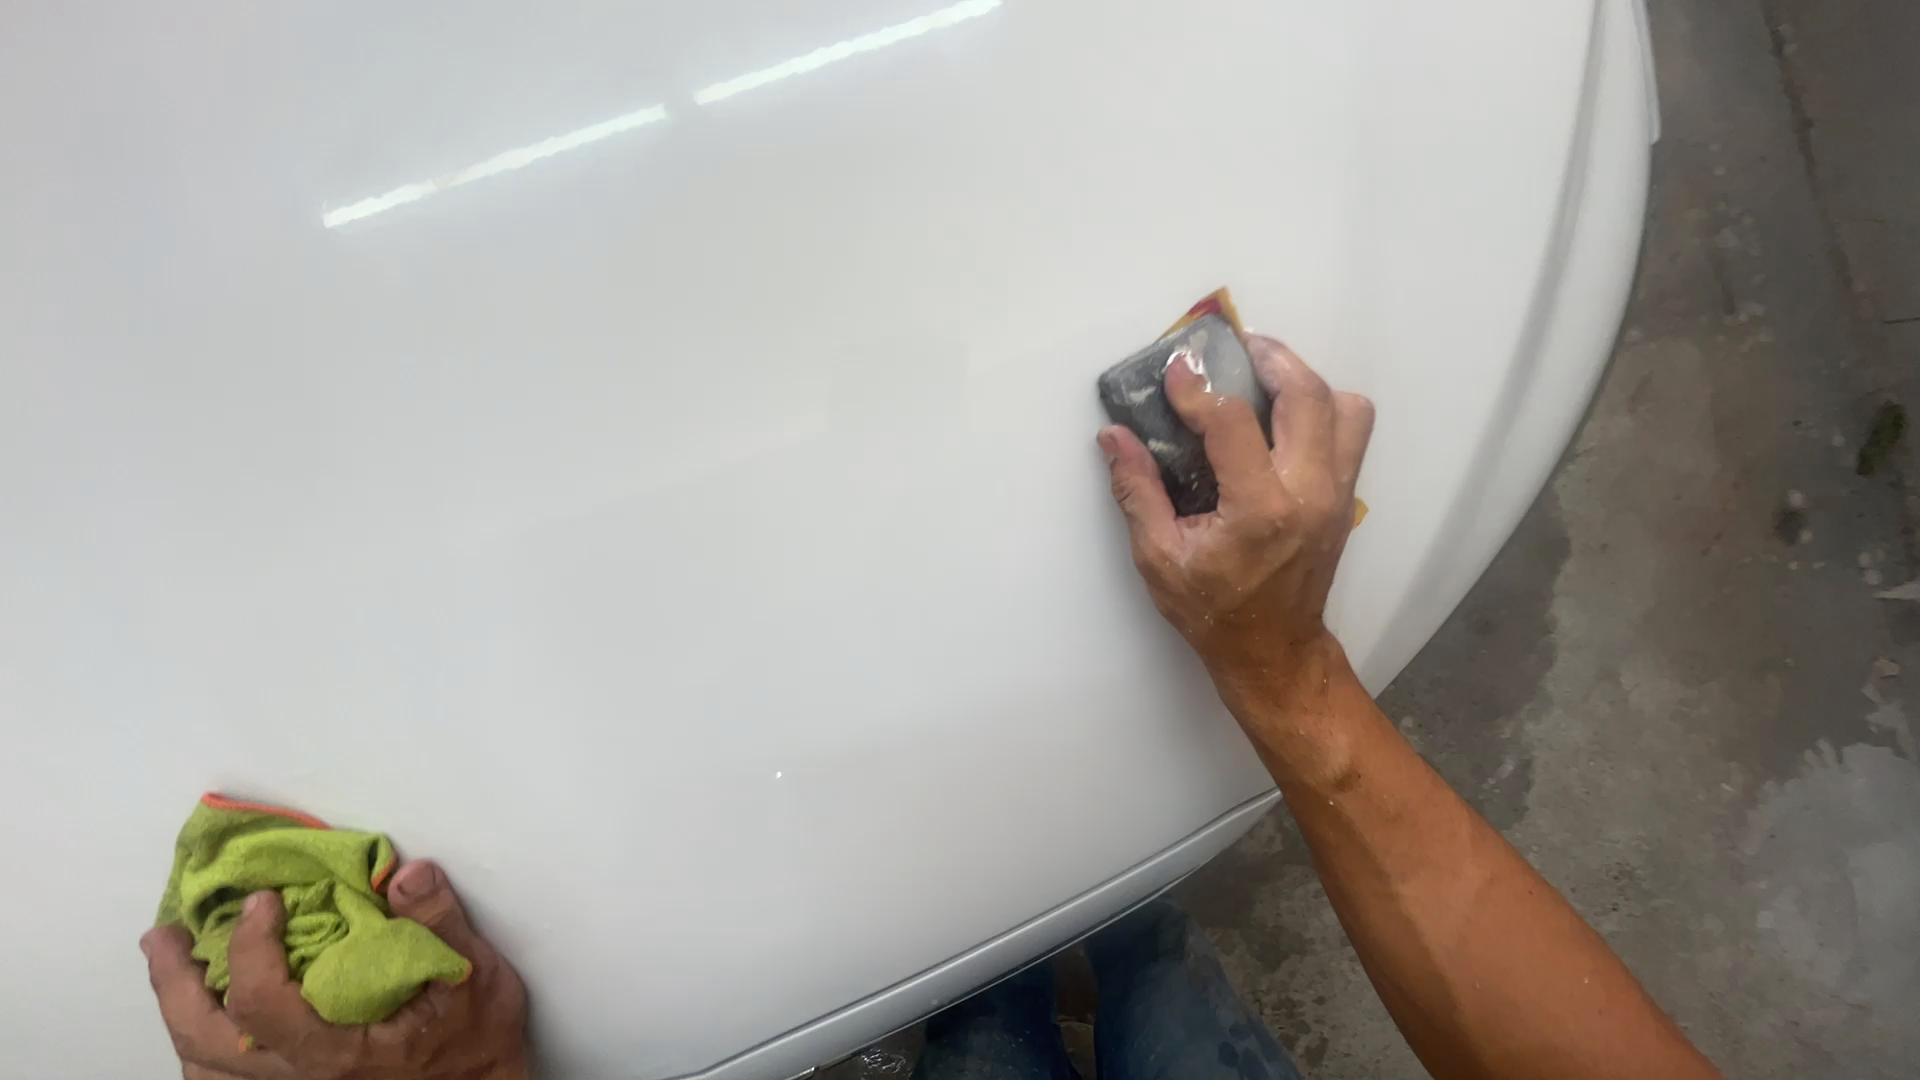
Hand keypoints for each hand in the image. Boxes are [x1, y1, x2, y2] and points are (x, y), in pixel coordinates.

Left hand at [142, 860, 529, 1079]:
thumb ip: (439, 922)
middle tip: (164, 936)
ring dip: (179, 1013)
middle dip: (176, 985)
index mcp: (333, 1050)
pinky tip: (210, 1017)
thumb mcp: (473, 972)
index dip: (252, 950)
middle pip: (206, 1040)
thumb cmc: (477, 1034)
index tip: (262, 900)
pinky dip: (203, 1044)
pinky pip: (224, 1076)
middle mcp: (297, 1077)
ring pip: (204, 1064)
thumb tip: (406, 872)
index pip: (264, 1005)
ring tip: (175, 967)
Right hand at [1097, 335, 1373, 763]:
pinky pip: (1351, 432)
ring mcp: (1336, 494)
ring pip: (1346, 408)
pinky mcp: (1344, 498)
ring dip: (1306, 380)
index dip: (1199, 390)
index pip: (1233, 424)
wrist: (1273, 650)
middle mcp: (1309, 493)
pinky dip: (1323, 408)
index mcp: (1259, 510)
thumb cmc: (1212, 611)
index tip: (1176, 370)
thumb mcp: (1158, 557)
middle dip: (1270, 359)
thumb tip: (1113, 437)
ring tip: (1265, 376)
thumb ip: (1136, 491)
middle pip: (1309, 396)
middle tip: (1234, 348)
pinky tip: (1282, 417)